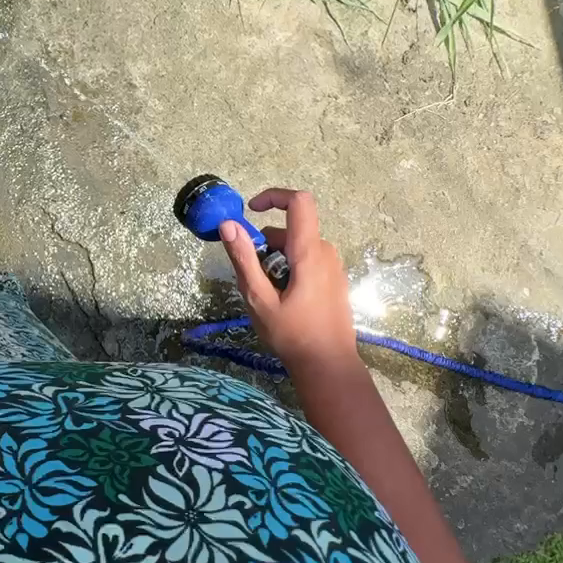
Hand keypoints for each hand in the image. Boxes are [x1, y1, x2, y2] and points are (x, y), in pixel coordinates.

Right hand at [217, 188, 355, 369]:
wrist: (328, 366)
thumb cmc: (292, 334)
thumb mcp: (258, 298)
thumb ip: (243, 259)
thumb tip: (228, 225)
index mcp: (308, 253)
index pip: (299, 202)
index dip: (274, 196)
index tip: (250, 211)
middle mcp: (325, 252)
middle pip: (289, 229)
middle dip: (264, 243)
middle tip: (251, 276)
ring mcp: (332, 266)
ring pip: (296, 246)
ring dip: (274, 258)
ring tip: (266, 293)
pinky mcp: (333, 279)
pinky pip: (306, 259)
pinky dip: (287, 267)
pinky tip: (282, 298)